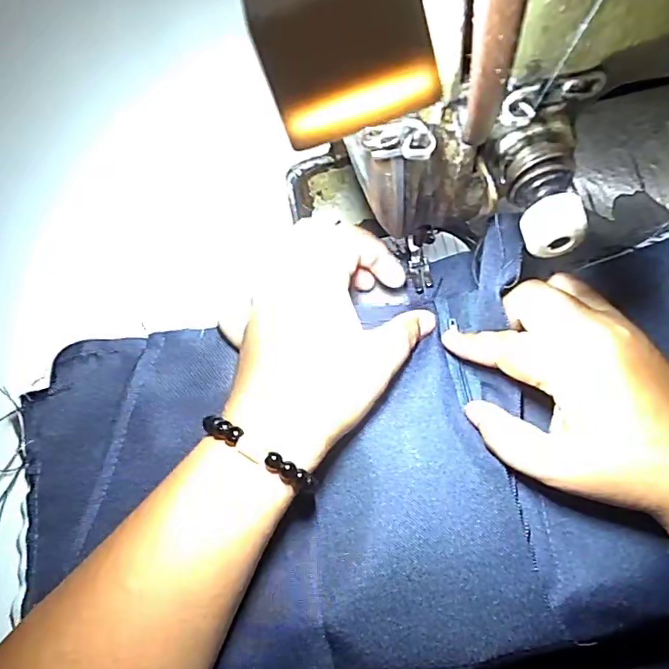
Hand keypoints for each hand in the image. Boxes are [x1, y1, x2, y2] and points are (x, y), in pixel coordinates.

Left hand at [222, 218, 434, 468]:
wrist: (275, 431)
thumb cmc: (321, 396)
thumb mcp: (380, 360)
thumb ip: (405, 332)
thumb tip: (421, 321)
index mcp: (315, 277)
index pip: (349, 240)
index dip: (379, 257)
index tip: (392, 283)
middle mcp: (281, 280)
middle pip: (312, 236)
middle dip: (345, 251)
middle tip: (365, 284)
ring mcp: (259, 302)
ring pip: (283, 257)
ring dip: (315, 266)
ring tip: (337, 298)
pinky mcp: (248, 327)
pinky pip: (257, 292)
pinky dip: (278, 292)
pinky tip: (291, 313)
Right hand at [442, 275, 668, 531]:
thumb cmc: (625, 470)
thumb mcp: (555, 467)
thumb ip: (506, 436)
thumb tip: (475, 410)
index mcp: (570, 362)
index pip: (507, 343)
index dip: (473, 343)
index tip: (450, 339)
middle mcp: (593, 330)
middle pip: (533, 295)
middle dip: (507, 316)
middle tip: (501, 349)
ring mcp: (618, 324)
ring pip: (562, 287)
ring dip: (537, 306)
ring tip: (532, 342)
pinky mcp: (634, 329)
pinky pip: (588, 296)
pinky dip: (564, 306)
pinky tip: (564, 339)